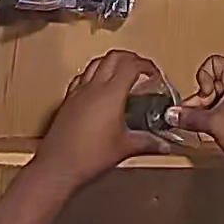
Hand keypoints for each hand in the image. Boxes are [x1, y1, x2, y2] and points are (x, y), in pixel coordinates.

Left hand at [33, 50, 170, 188]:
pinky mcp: (68, 99)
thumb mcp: (124, 148)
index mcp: (112, 93)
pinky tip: (97, 84)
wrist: (57, 167)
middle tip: (141, 69)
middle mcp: (95, 86)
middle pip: (114, 57)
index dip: (146, 65)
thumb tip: (165, 145)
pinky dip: (94, 72)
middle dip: (130, 58)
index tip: (154, 74)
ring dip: (111, 61)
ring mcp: (79, 91)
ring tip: (121, 72)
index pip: (131, 66)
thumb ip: (147, 142)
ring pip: (96, 62)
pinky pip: (82, 76)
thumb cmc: (91, 156)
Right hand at [167, 55, 223, 168]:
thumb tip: (171, 114)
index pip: (213, 62)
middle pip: (215, 81)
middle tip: (195, 117)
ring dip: (209, 109)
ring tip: (204, 126)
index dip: (203, 78)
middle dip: (202, 99)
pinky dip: (220, 116)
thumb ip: (189, 116)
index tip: (204, 97)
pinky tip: (216, 131)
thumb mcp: (213, 123)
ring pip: (222, 97)